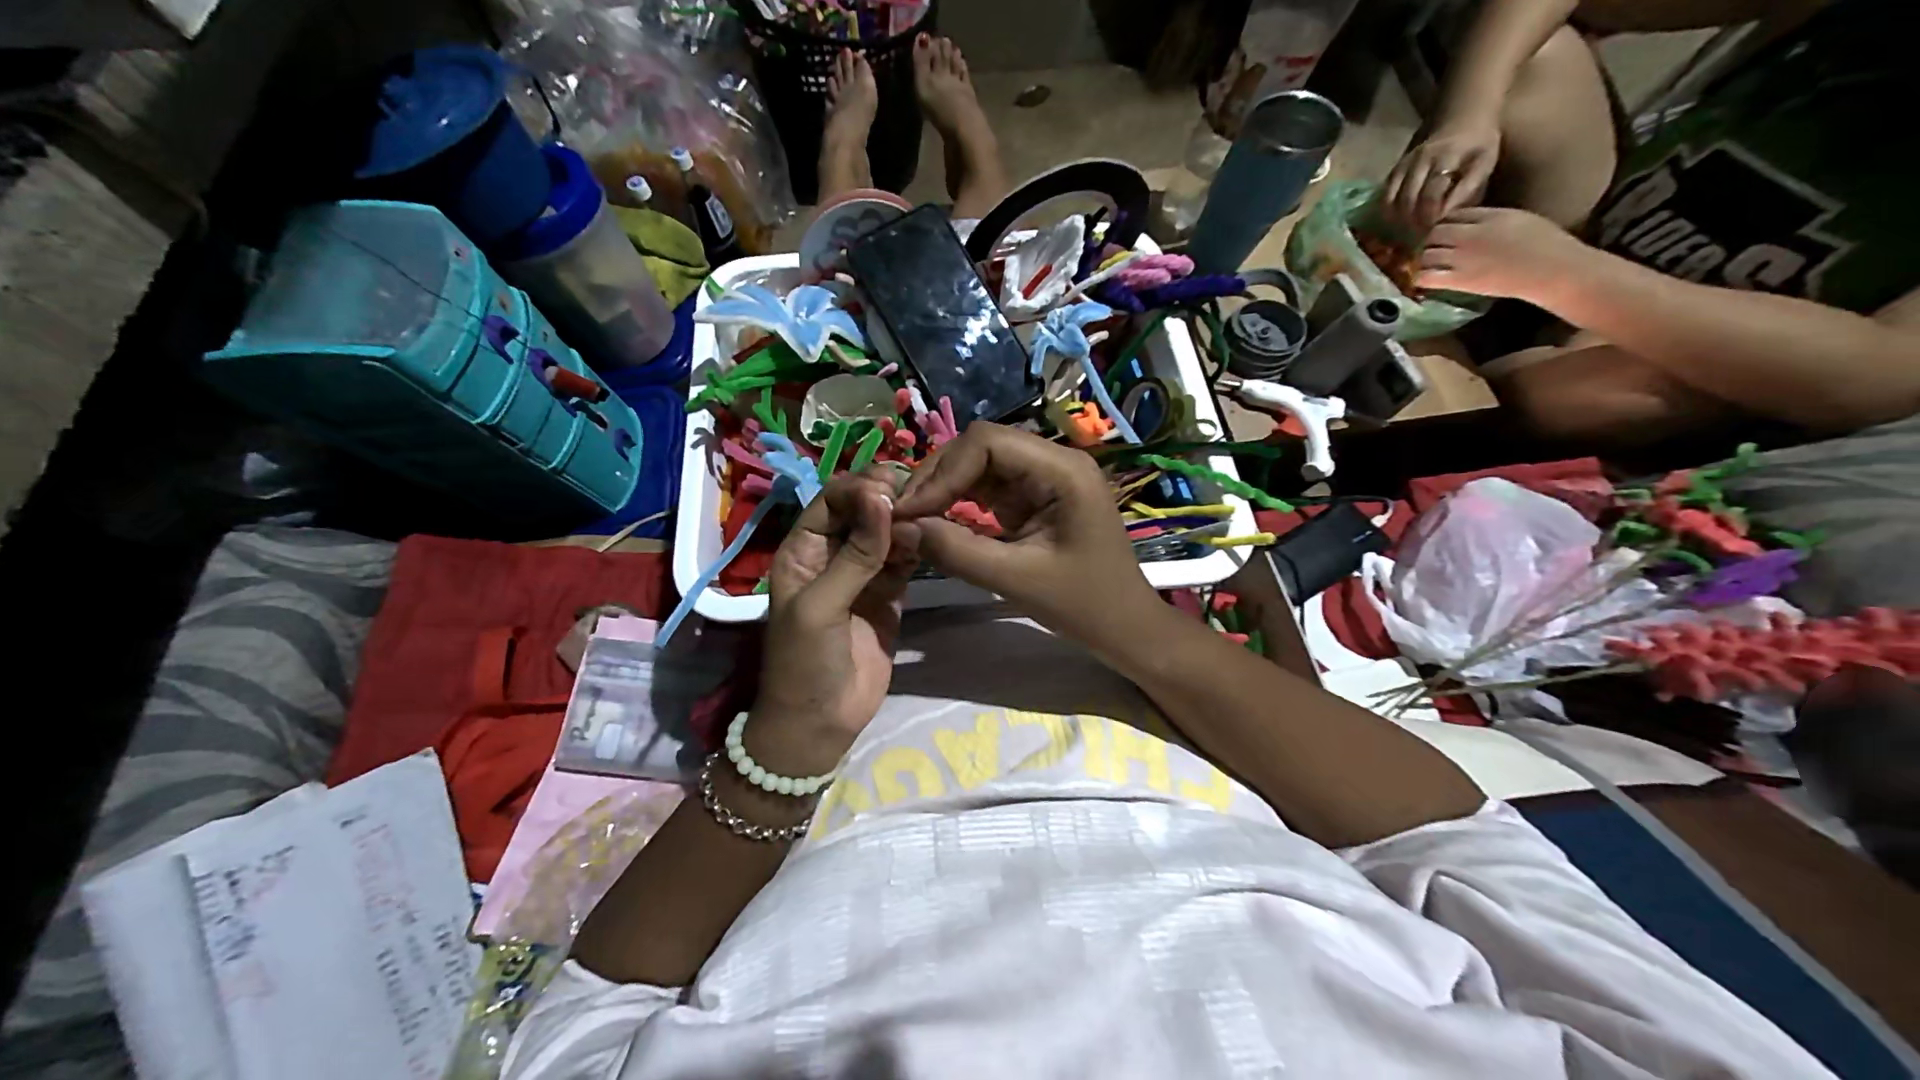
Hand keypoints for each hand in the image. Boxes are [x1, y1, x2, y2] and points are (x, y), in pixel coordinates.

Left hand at [753, 468, 919, 760]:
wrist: (820, 723)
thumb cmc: (804, 662)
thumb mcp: (821, 606)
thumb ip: (854, 555)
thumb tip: (882, 498)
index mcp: (803, 550)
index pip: (831, 501)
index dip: (858, 489)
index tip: (891, 488)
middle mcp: (832, 555)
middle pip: (862, 512)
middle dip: (887, 500)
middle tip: (920, 497)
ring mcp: (864, 575)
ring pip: (887, 533)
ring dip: (906, 523)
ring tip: (929, 517)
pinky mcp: (890, 596)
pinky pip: (904, 561)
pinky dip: (917, 549)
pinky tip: (931, 540)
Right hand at [892, 423, 1162, 653]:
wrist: (1124, 628)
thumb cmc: (1083, 605)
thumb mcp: (1015, 580)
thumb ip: (956, 551)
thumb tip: (898, 528)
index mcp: (1062, 470)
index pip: (987, 442)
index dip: (941, 471)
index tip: (908, 511)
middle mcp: (1053, 462)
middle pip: (981, 446)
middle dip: (938, 477)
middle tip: (903, 515)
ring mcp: (1044, 479)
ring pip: (979, 465)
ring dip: (945, 489)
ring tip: (913, 519)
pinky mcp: (1034, 498)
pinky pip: (988, 488)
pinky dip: (959, 502)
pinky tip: (937, 522)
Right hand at [1383, 121, 1500, 228]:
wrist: (1463, 118)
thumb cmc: (1478, 145)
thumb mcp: (1485, 163)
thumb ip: (1468, 189)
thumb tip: (1448, 216)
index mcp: (1445, 158)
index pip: (1431, 194)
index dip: (1431, 216)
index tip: (1435, 230)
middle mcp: (1420, 161)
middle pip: (1408, 200)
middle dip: (1413, 222)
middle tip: (1421, 237)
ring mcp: (1404, 166)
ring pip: (1392, 202)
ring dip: (1399, 221)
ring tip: (1409, 232)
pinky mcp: (1394, 171)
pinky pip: (1385, 198)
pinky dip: (1389, 214)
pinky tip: (1399, 222)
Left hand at [1415, 207, 1592, 300]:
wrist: (1553, 270)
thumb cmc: (1545, 243)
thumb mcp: (1518, 219)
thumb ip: (1490, 219)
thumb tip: (1468, 222)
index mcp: (1490, 216)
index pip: (1453, 215)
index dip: (1446, 224)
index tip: (1446, 234)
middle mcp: (1472, 235)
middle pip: (1435, 233)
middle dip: (1431, 242)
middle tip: (1435, 251)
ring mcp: (1463, 258)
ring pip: (1426, 254)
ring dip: (1423, 260)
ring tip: (1429, 265)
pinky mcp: (1459, 280)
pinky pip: (1426, 276)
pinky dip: (1420, 277)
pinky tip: (1424, 280)